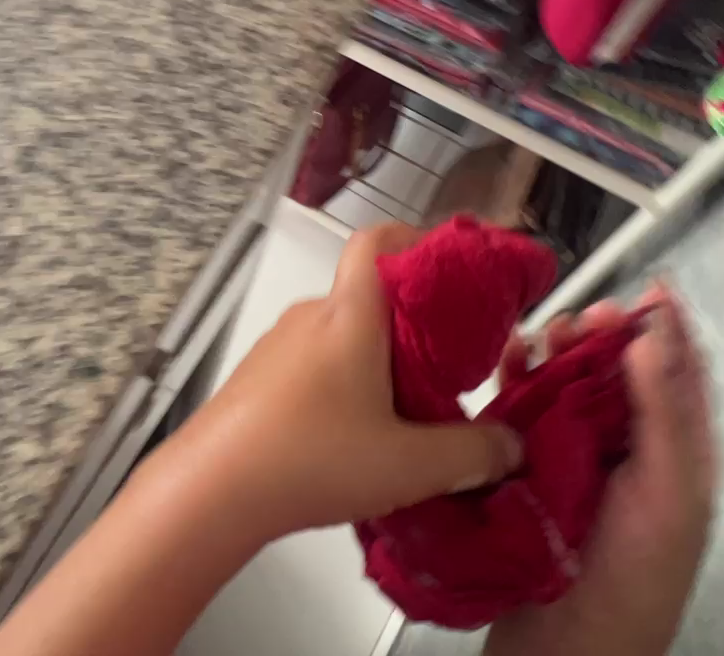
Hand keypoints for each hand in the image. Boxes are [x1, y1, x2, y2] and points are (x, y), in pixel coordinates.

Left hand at [160, 222, 525, 539]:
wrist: (214, 486)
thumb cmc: (312, 456)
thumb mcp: (408, 464)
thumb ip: (470, 453)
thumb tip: (510, 446)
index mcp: (349, 315)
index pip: (376, 240)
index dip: (415, 238)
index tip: (449, 268)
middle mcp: (311, 315)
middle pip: (367, 291)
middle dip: (412, 319)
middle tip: (447, 364)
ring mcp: (279, 341)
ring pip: (341, 328)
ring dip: (377, 355)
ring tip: (404, 409)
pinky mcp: (260, 370)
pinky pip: (314, 355)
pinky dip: (343, 375)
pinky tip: (352, 430)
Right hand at [486, 285, 718, 655]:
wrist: (564, 648)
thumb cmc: (631, 575)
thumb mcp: (667, 495)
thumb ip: (663, 415)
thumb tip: (650, 338)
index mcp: (673, 457)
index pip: (680, 379)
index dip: (671, 332)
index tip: (655, 288)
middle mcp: (626, 449)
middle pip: (618, 373)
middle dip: (606, 335)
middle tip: (587, 312)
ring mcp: (573, 455)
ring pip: (568, 384)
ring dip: (559, 352)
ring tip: (546, 332)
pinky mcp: (527, 461)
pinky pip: (523, 407)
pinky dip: (518, 377)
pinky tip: (511, 359)